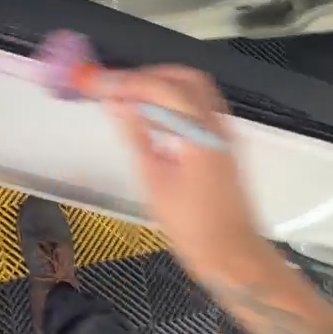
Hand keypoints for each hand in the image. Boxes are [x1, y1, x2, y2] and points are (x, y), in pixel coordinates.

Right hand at [103, 66, 268, 272]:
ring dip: (162, 87)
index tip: (98, 84)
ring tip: (129, 103)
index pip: (161, 88)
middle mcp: (217, 124)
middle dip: (147, 77)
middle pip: (184, 78)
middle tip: (117, 90)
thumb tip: (116, 105)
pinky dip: (175, 103)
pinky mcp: (226, 144)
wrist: (234, 256)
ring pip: (195, 90)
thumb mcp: (155, 182)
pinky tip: (153, 121)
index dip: (126, 82)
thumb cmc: (192, 227)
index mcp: (199, 133)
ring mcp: (226, 133)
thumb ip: (136, 136)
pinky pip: (200, 108)